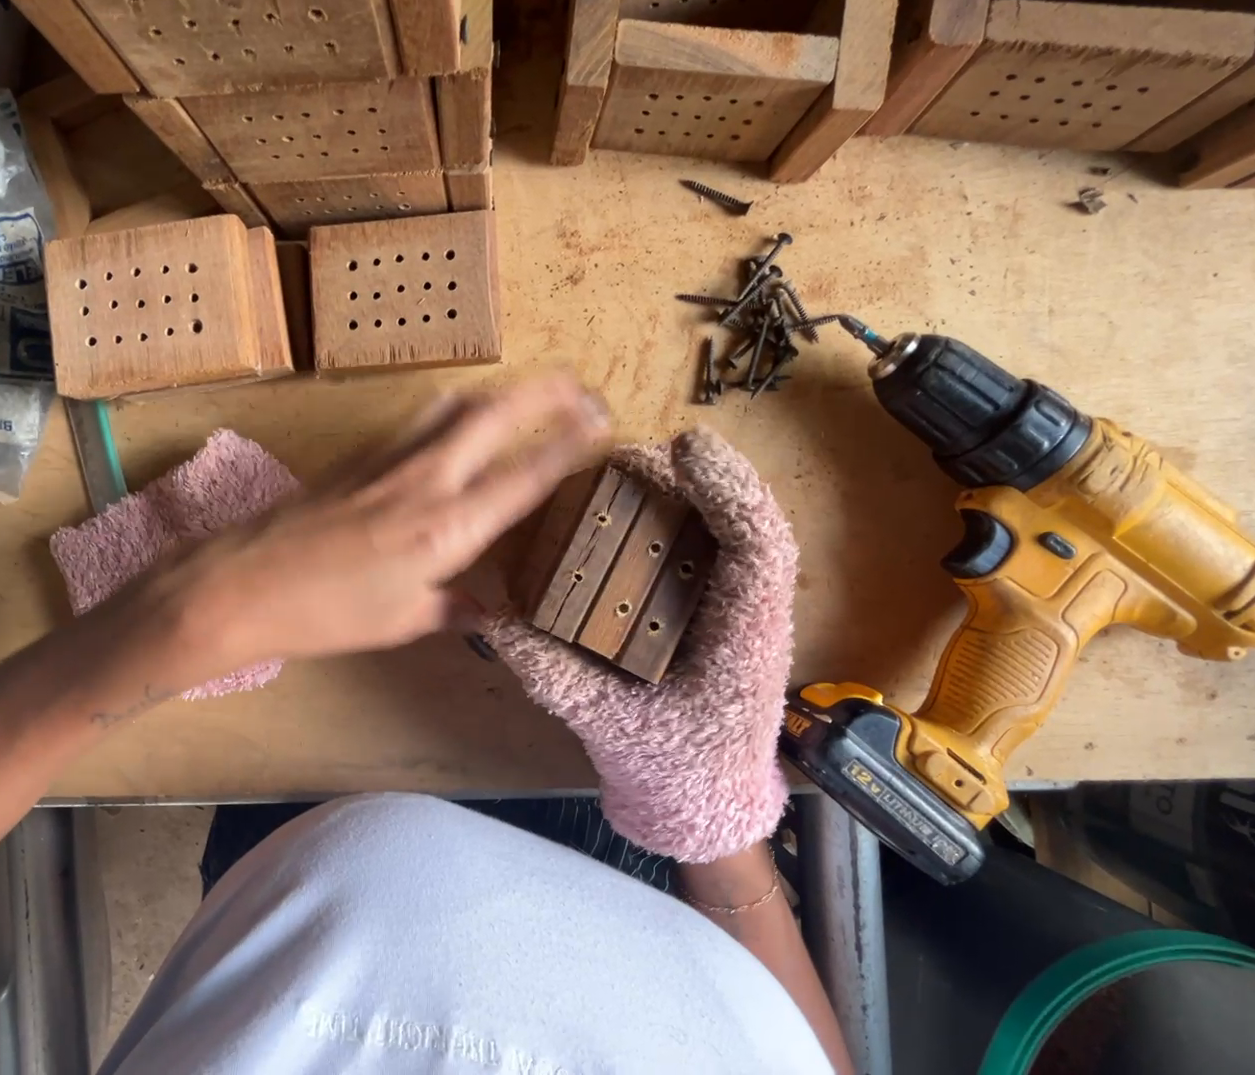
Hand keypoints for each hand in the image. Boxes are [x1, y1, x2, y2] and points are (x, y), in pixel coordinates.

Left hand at [138, 374, 608, 677]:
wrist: (243, 583)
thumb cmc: (327, 615)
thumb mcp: (402, 622)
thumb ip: (456, 608)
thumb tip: (493, 611)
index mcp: (448, 528)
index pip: (525, 476)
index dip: (571, 445)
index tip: (603, 424)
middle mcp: (427, 479)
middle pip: (497, 414)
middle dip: (547, 393)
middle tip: (580, 389)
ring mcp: (389, 458)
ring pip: (456, 405)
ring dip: (499, 395)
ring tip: (525, 399)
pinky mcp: (359, 454)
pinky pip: (419, 419)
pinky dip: (452, 411)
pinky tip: (454, 425)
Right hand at [487, 429, 799, 863]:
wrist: (703, 806)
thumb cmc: (676, 774)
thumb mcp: (610, 729)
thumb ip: (557, 678)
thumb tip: (497, 624)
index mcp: (742, 642)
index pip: (757, 547)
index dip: (728, 490)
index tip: (686, 448)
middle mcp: (747, 613)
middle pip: (743, 523)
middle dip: (696, 478)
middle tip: (632, 454)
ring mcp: (731, 610)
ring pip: (726, 531)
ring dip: (684, 493)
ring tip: (628, 468)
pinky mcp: (709, 613)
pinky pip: (703, 551)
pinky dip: (671, 520)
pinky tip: (627, 510)